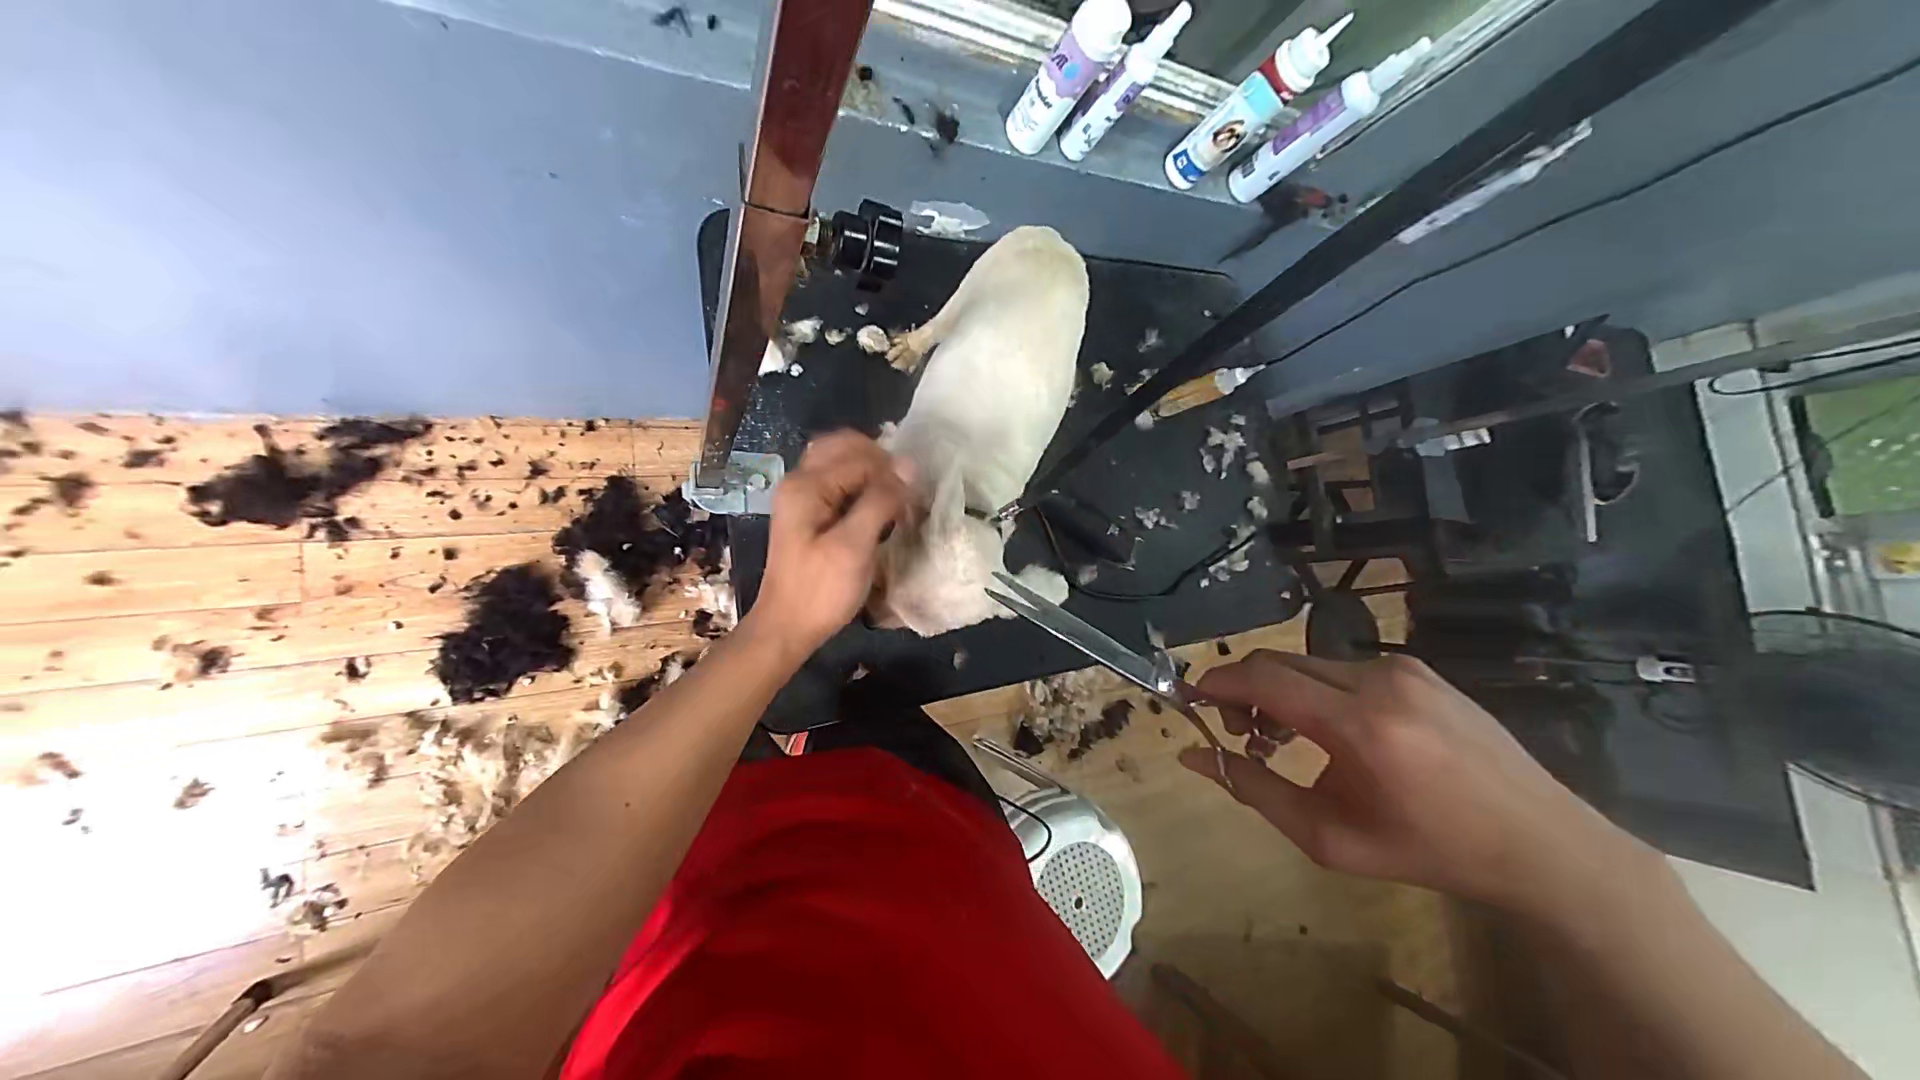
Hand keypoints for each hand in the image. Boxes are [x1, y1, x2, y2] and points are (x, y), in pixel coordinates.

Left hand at [742, 432, 909, 659]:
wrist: (787, 627)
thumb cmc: (821, 590)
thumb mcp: (854, 546)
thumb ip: (880, 501)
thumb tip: (908, 466)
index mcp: (806, 485)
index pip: (859, 456)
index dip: (891, 469)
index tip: (915, 494)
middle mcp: (799, 481)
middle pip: (843, 447)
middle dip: (878, 460)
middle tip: (904, 488)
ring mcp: (801, 497)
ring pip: (840, 462)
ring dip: (870, 471)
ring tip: (895, 495)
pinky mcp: (808, 513)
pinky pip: (837, 482)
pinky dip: (860, 485)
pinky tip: (878, 506)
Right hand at [1180, 651, 1649, 918]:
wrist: (1542, 844)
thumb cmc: (1429, 850)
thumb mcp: (1330, 837)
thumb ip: (1254, 790)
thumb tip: (1193, 756)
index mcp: (1359, 725)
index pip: (1263, 679)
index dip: (1217, 683)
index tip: (1190, 698)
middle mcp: (1379, 680)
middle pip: (1278, 662)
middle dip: (1242, 689)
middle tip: (1238, 732)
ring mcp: (1404, 669)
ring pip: (1307, 663)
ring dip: (1279, 690)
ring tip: (1284, 737)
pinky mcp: (1420, 669)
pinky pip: (1343, 667)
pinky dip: (1316, 689)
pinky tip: (1331, 729)